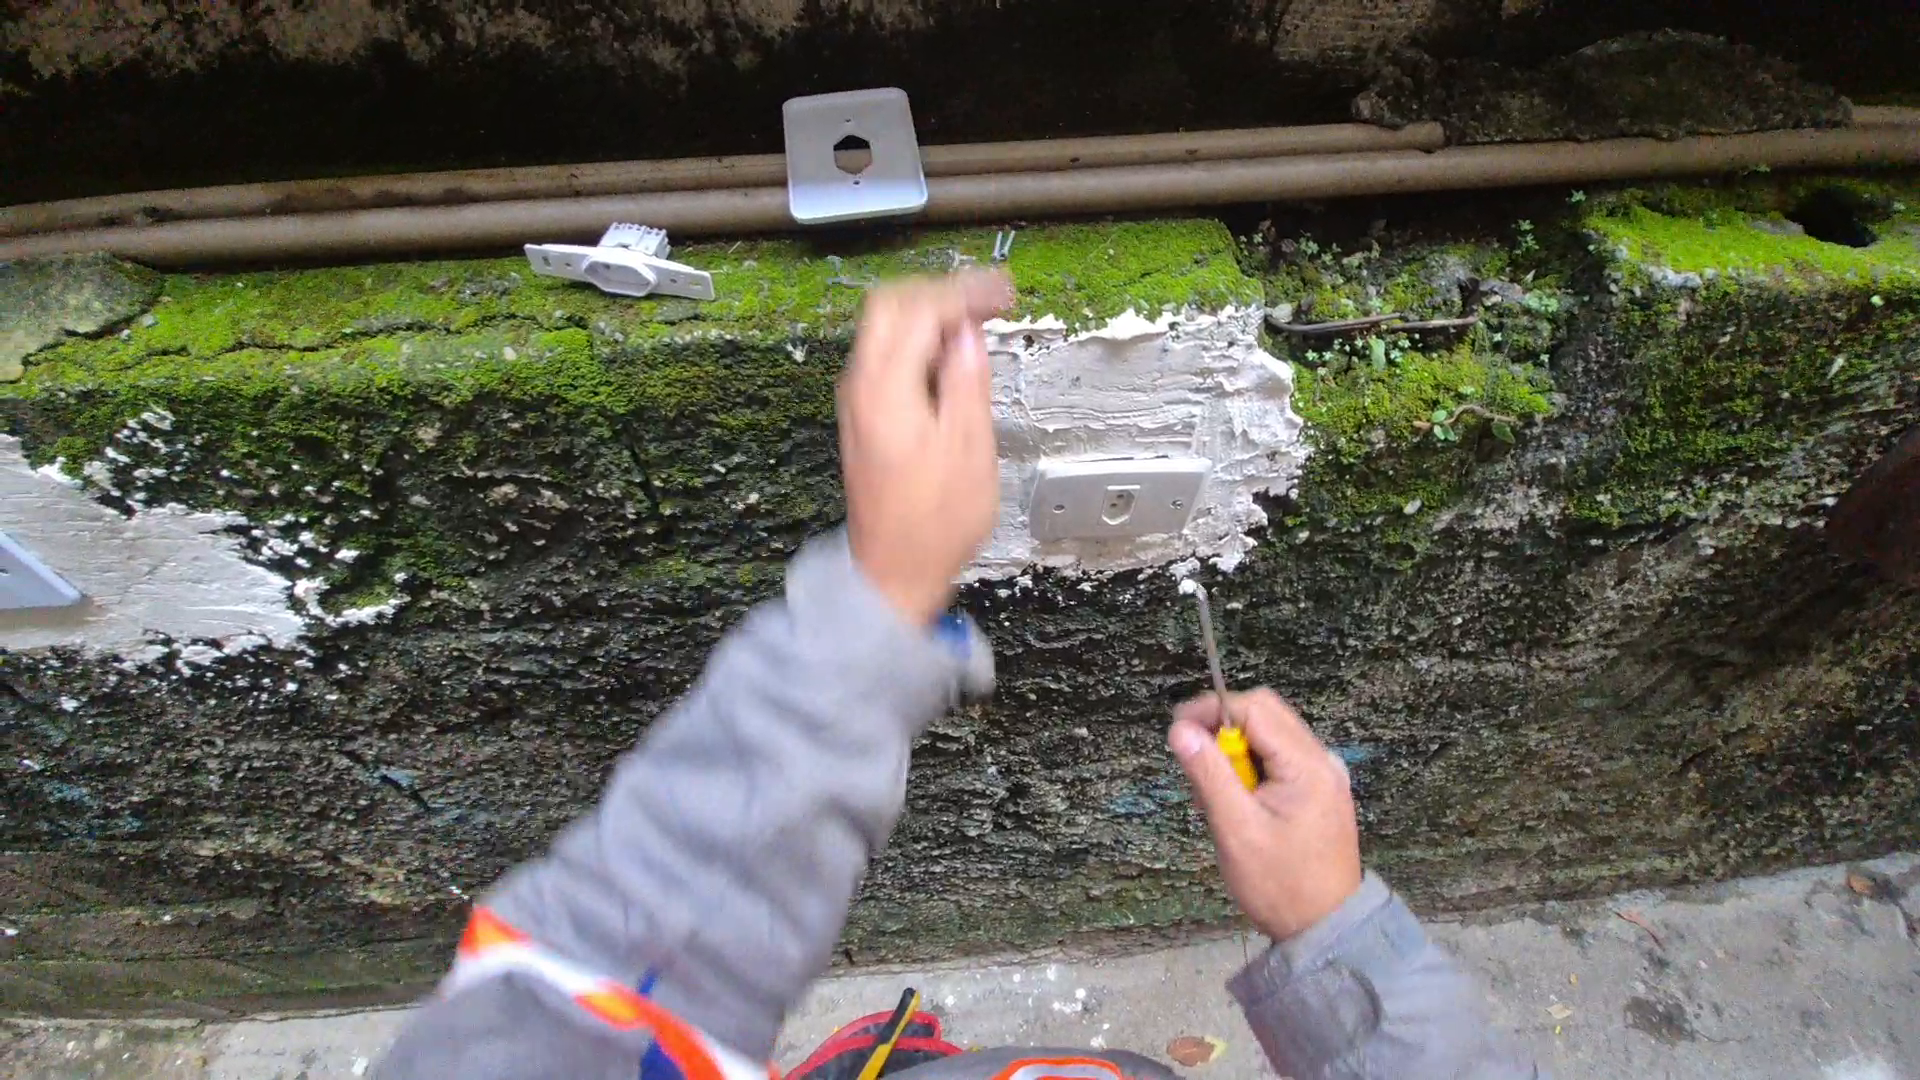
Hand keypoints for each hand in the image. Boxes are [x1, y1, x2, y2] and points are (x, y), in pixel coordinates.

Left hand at [839, 269, 1013, 624]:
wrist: (894, 572)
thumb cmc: (933, 525)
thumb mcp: (969, 449)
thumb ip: (967, 382)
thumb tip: (967, 337)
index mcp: (886, 390)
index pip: (919, 310)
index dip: (964, 293)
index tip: (1000, 293)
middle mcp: (861, 389)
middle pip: (891, 306)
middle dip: (941, 292)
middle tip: (987, 298)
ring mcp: (858, 405)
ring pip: (885, 330)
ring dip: (929, 316)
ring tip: (975, 323)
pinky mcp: (865, 420)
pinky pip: (886, 360)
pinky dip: (918, 345)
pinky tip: (949, 358)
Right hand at [1168, 689, 1362, 941]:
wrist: (1326, 933)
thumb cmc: (1278, 884)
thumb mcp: (1235, 829)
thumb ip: (1208, 773)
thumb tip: (1179, 729)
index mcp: (1308, 765)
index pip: (1254, 708)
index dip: (1211, 710)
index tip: (1177, 730)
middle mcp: (1321, 760)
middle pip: (1264, 712)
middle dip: (1221, 726)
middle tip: (1192, 756)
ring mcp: (1322, 774)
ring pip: (1268, 732)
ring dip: (1233, 748)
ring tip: (1213, 790)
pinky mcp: (1317, 789)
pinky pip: (1276, 755)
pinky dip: (1249, 764)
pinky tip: (1235, 798)